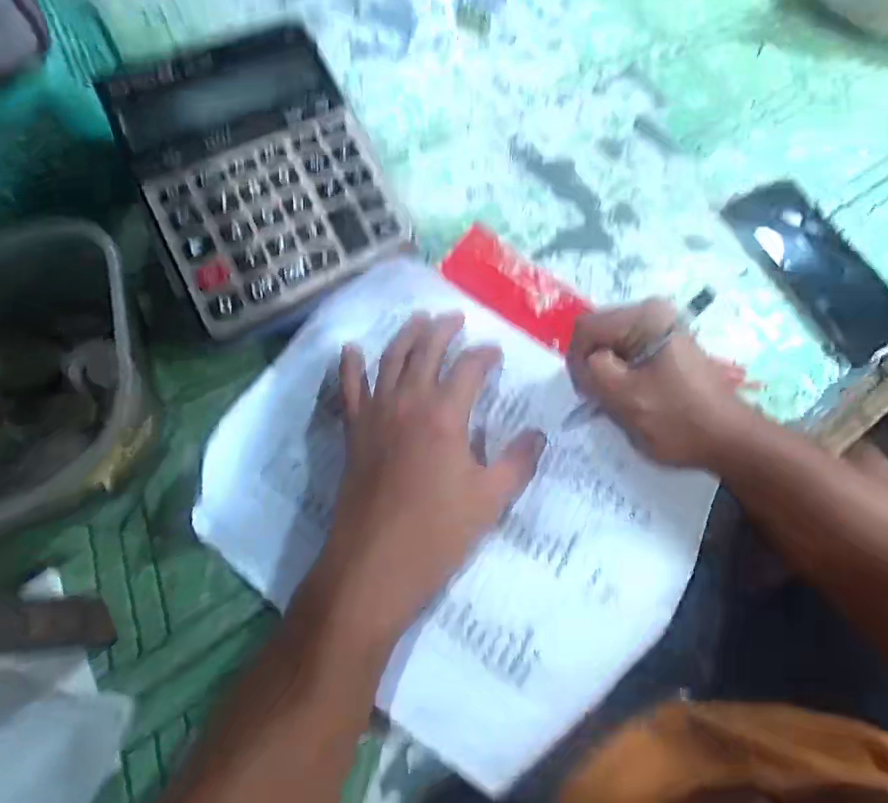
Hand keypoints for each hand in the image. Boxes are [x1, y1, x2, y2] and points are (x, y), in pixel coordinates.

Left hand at [301, 313, 545, 645]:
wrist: (371, 568)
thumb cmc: (437, 534)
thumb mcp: (490, 500)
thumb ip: (518, 462)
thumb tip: (538, 435)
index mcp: (445, 415)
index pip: (468, 368)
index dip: (484, 355)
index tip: (495, 353)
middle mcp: (408, 403)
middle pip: (426, 351)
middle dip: (442, 330)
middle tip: (455, 318)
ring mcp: (375, 415)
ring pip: (389, 360)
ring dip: (405, 335)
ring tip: (418, 319)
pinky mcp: (354, 433)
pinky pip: (349, 389)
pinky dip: (351, 365)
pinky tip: (352, 349)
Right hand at [566, 300, 765, 468]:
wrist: (731, 440)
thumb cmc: (678, 420)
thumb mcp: (624, 398)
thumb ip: (592, 371)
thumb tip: (585, 362)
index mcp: (645, 316)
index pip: (586, 328)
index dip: (577, 361)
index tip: (587, 394)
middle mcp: (654, 312)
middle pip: (600, 334)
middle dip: (594, 366)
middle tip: (602, 401)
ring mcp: (664, 328)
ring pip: (613, 347)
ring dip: (609, 375)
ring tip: (622, 403)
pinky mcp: (669, 346)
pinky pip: (631, 355)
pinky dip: (625, 376)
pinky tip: (637, 399)